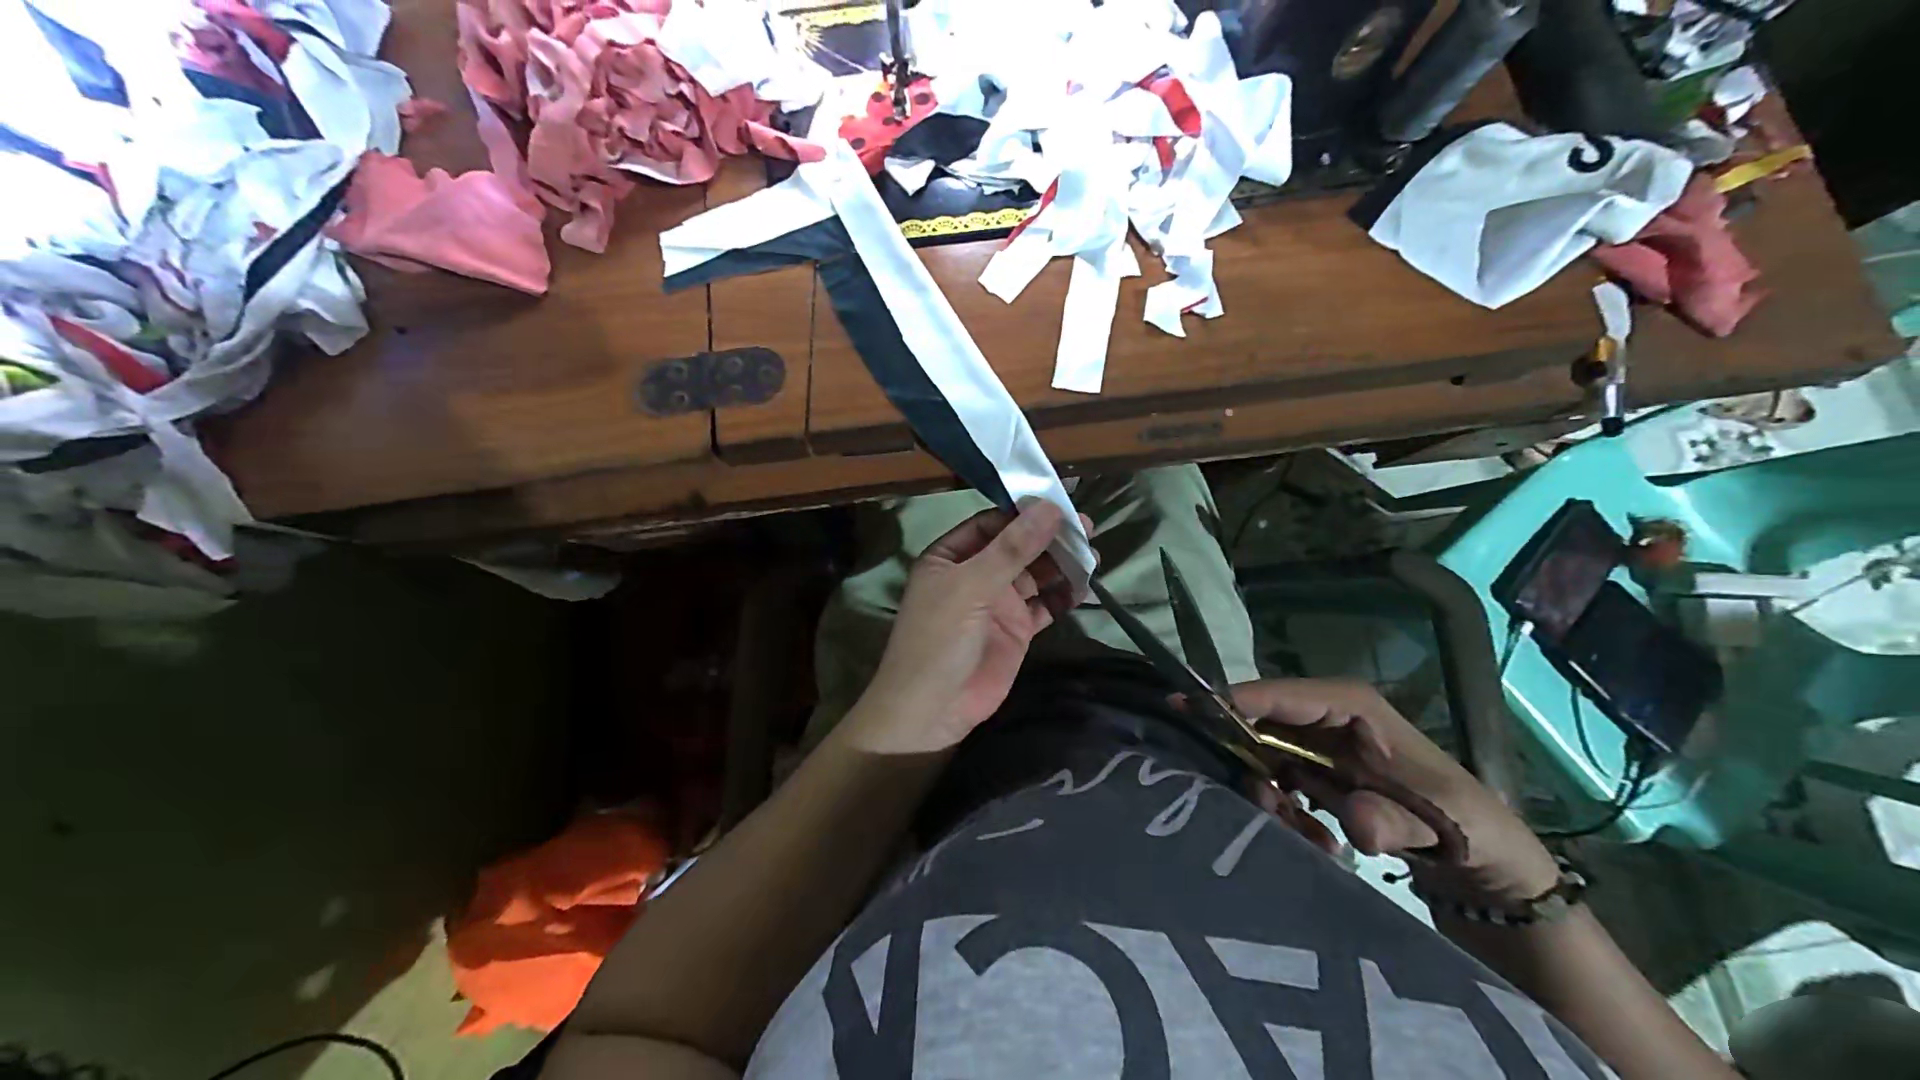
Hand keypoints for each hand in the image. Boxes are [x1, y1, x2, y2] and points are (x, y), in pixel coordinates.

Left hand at [846, 501, 1083, 754]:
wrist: (933, 710)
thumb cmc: (940, 639)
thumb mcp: (971, 586)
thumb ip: (1011, 549)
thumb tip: (1049, 508)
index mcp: (951, 556)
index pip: (992, 523)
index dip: (1024, 512)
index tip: (1061, 501)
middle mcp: (975, 574)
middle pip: (1017, 546)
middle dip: (1049, 537)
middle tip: (1088, 527)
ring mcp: (997, 603)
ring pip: (1035, 574)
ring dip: (1061, 564)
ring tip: (1094, 553)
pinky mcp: (1017, 630)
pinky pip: (1045, 605)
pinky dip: (1064, 595)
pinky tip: (1085, 587)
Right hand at [1231, 678, 1561, 906]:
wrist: (1478, 858)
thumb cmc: (1463, 822)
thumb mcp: (1438, 824)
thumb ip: (1395, 822)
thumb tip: (1355, 822)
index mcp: (1351, 705)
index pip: (1281, 694)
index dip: (1234, 699)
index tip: (1187, 707)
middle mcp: (1324, 713)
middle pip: (1260, 721)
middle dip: (1250, 763)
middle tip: (1265, 807)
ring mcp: (1313, 740)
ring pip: (1260, 753)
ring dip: (1268, 794)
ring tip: (1305, 834)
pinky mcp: (1309, 767)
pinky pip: (1271, 778)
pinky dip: (1281, 808)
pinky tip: (1314, 837)